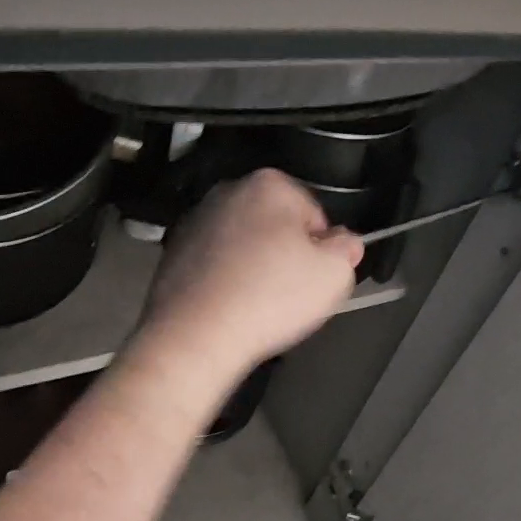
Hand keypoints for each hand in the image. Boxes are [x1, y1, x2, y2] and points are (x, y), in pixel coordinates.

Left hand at [142, 169, 363, 373]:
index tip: (317, 278)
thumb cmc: (269, 299)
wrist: (196, 336)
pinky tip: (231, 309)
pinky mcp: (172, 253)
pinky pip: (213, 265)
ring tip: (258, 306)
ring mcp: (195, 222)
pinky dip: (224, 282)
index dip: (322, 250)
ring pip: (242, 245)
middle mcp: (228, 192)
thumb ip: (347, 250)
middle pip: (274, 225)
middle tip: (289, 295)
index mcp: (270, 184)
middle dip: (285, 255)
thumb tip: (345, 243)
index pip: (314, 213)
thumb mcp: (335, 276)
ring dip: (253, 268)